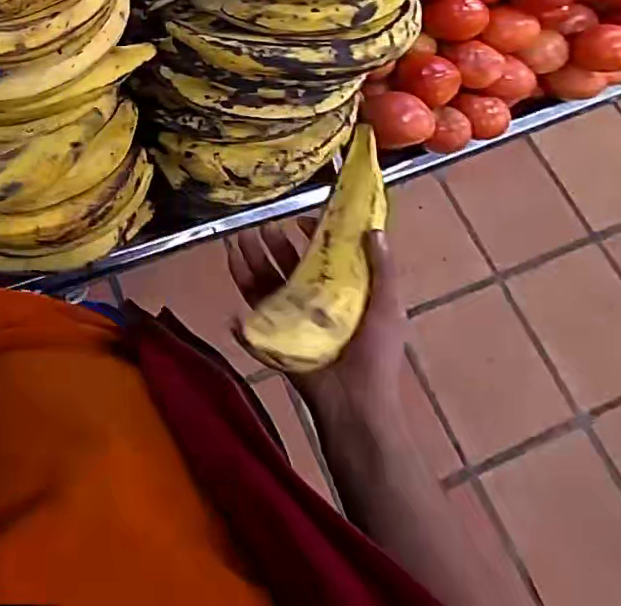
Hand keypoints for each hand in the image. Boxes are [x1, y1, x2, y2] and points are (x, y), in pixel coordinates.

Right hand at [226, 218, 406, 427]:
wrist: (350, 400)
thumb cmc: (374, 354)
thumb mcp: (388, 309)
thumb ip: (383, 272)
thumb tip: (374, 231)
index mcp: (346, 293)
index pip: (326, 257)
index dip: (316, 237)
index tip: (303, 220)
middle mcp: (316, 299)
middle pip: (291, 264)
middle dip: (276, 243)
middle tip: (262, 225)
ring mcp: (292, 313)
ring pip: (268, 276)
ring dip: (254, 255)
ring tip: (242, 237)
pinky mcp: (271, 325)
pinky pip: (253, 298)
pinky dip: (240, 277)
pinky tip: (232, 260)